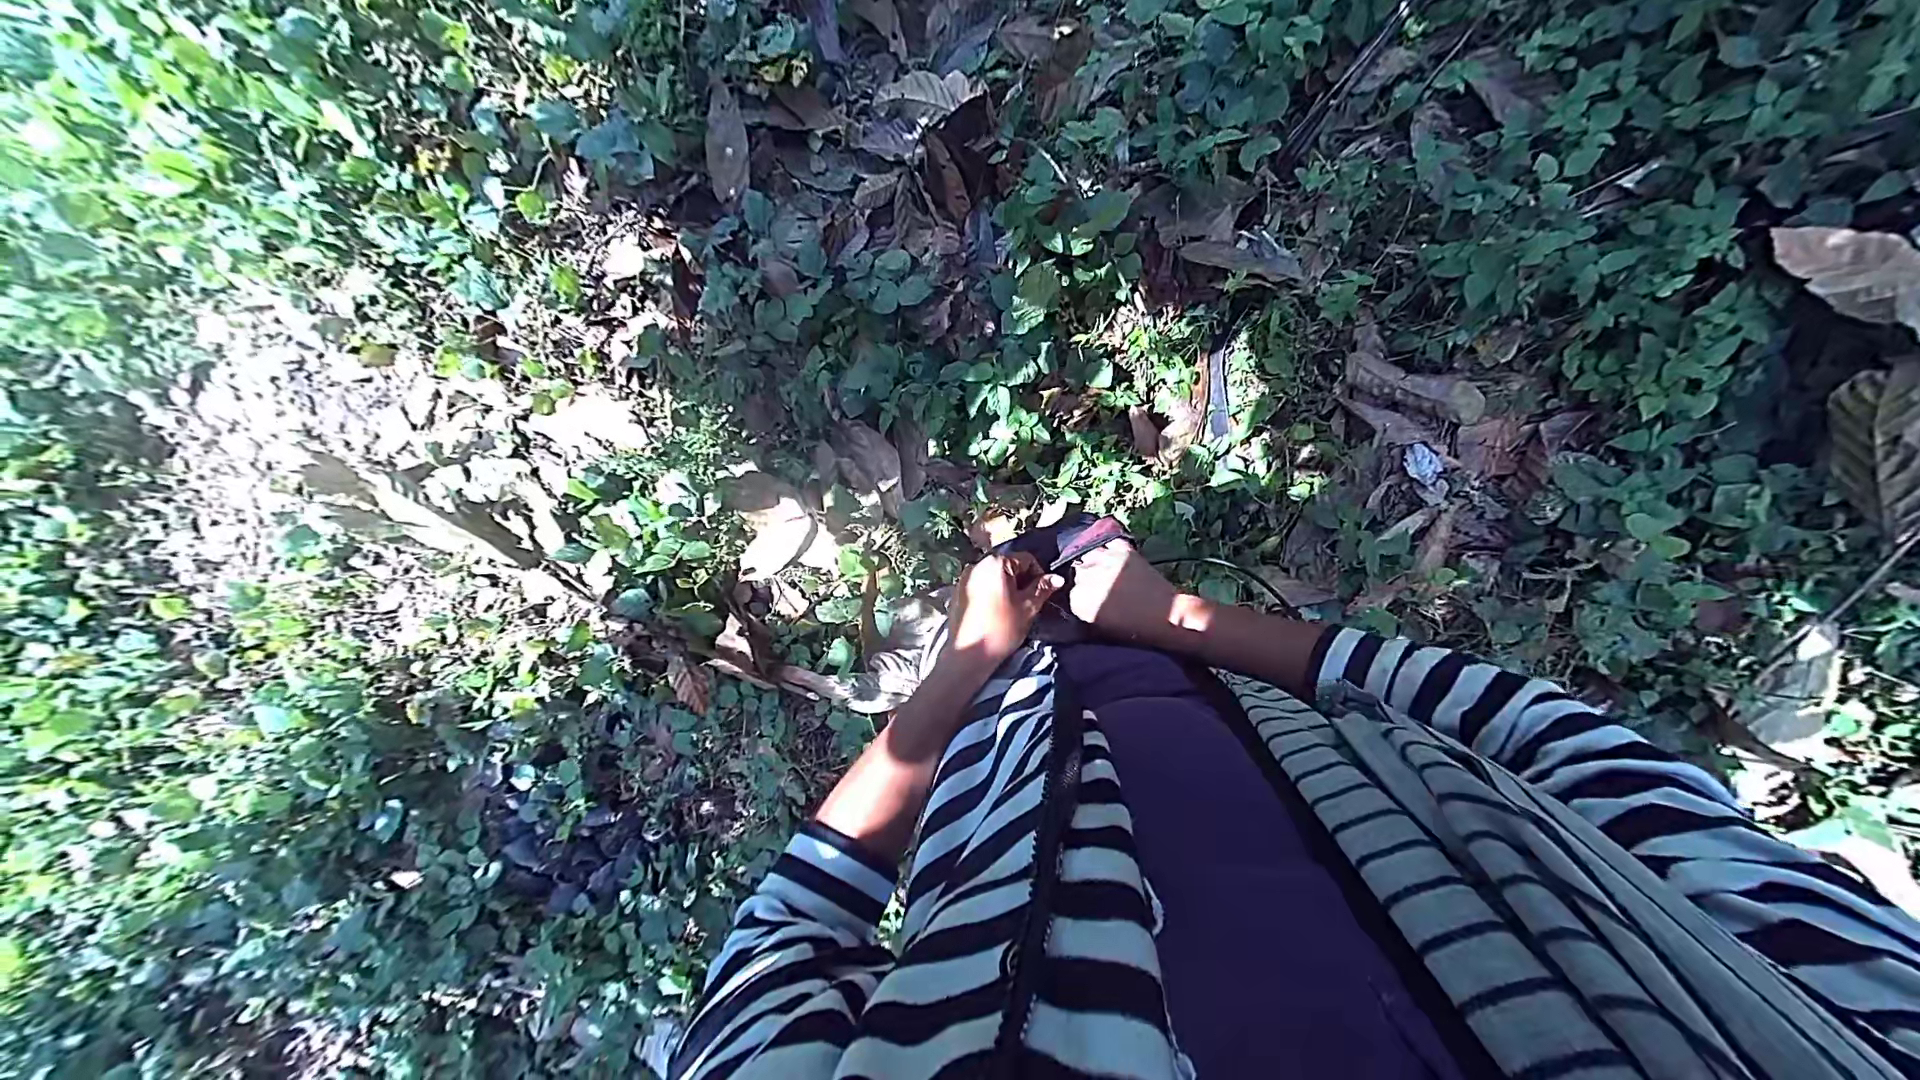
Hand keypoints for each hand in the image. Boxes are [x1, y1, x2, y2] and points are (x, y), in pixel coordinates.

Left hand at [944, 552, 1061, 665]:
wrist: (968, 654)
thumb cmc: (1002, 629)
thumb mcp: (1028, 607)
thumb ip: (1042, 588)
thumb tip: (1057, 578)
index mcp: (995, 562)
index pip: (1026, 560)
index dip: (1039, 575)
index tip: (1041, 594)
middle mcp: (977, 564)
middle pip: (1009, 565)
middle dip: (1022, 581)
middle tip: (1028, 602)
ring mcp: (965, 577)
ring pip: (995, 576)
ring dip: (1007, 587)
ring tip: (1012, 608)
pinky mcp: (957, 591)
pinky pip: (981, 585)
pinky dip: (992, 592)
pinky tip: (996, 611)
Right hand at [1065, 540, 1184, 645]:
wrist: (1166, 617)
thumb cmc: (1133, 630)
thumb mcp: (1097, 628)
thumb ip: (1080, 611)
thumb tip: (1072, 601)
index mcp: (1077, 598)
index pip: (1064, 589)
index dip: (1073, 593)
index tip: (1080, 597)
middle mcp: (1086, 575)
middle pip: (1075, 570)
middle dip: (1080, 577)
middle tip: (1091, 585)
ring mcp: (1104, 559)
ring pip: (1088, 554)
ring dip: (1091, 561)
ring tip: (1098, 568)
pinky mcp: (1122, 550)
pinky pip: (1107, 543)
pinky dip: (1107, 547)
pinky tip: (1109, 554)